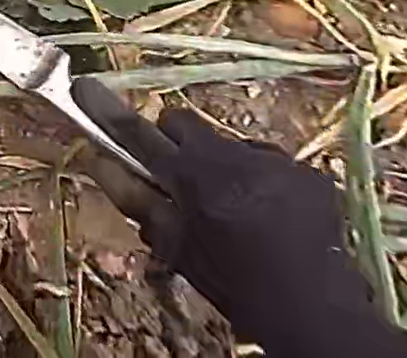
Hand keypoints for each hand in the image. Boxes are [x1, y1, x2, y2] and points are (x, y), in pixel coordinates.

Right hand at [73, 80, 406, 357]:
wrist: (324, 321)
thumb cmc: (238, 287)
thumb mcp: (180, 249)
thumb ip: (137, 200)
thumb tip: (95, 159)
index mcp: (193, 178)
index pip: (137, 133)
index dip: (106, 110)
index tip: (82, 85)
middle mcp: (230, 156)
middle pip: (181, 122)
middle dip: (171, 140)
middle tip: (176, 176)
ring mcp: (272, 159)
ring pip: (222, 140)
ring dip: (216, 161)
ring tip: (231, 205)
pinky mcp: (305, 170)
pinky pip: (264, 158)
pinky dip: (256, 175)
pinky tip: (267, 210)